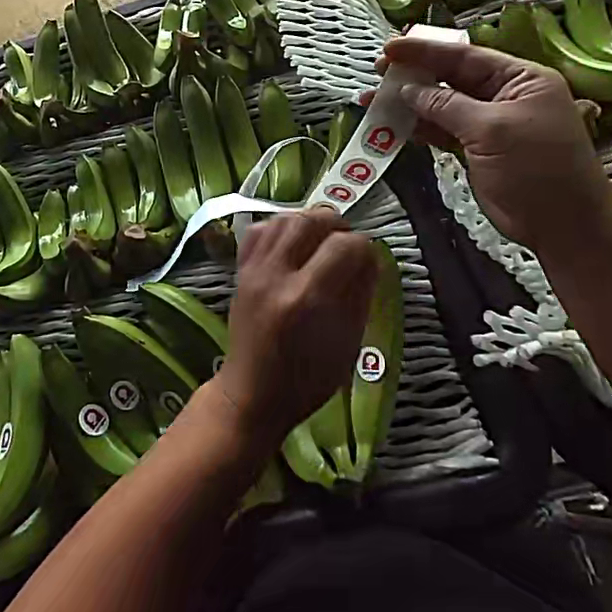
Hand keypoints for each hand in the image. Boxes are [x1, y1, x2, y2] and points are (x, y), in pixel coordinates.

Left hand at [216, 209, 377, 443]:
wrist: (253, 392)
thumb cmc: (307, 378)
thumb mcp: (348, 341)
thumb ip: (361, 292)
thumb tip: (372, 256)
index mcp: (307, 297)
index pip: (345, 245)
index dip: (366, 248)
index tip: (369, 262)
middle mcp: (276, 276)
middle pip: (310, 221)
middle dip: (338, 227)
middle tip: (347, 246)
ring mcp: (253, 271)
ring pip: (283, 219)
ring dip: (309, 223)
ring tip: (322, 242)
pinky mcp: (239, 272)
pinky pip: (258, 231)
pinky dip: (279, 228)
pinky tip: (293, 244)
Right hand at [377, 36, 611, 252]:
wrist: (562, 224)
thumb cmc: (538, 169)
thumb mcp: (492, 130)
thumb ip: (447, 106)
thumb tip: (408, 90)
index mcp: (520, 79)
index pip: (465, 56)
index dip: (425, 50)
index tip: (390, 47)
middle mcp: (503, 96)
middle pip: (450, 77)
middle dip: (413, 74)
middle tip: (377, 70)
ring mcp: (487, 123)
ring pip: (439, 105)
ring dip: (407, 103)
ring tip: (372, 99)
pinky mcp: (474, 148)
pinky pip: (439, 130)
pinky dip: (415, 128)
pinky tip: (390, 125)